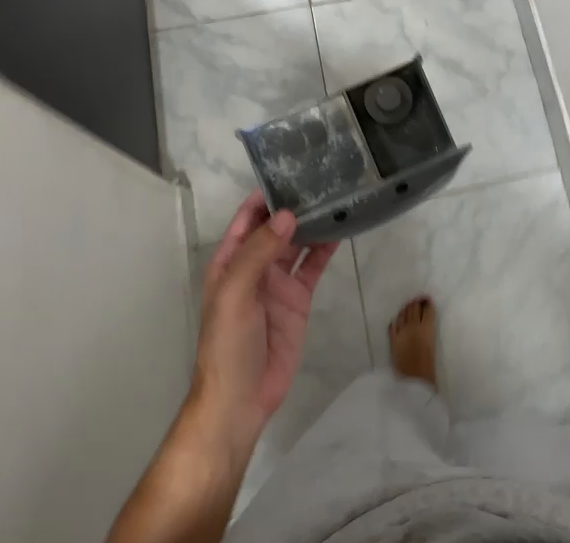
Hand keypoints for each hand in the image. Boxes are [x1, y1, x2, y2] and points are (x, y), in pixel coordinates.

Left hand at [191, 193, 339, 446]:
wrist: (242, 398)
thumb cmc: (228, 344)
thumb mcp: (235, 293)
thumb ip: (259, 252)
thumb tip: (287, 215)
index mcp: (229, 262)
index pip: (246, 220)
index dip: (264, 198)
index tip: (288, 172)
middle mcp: (253, 267)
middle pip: (274, 228)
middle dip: (293, 206)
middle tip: (320, 179)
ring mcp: (277, 283)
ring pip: (296, 244)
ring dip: (311, 223)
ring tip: (334, 197)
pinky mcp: (298, 300)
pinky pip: (312, 267)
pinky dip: (325, 248)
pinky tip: (342, 230)